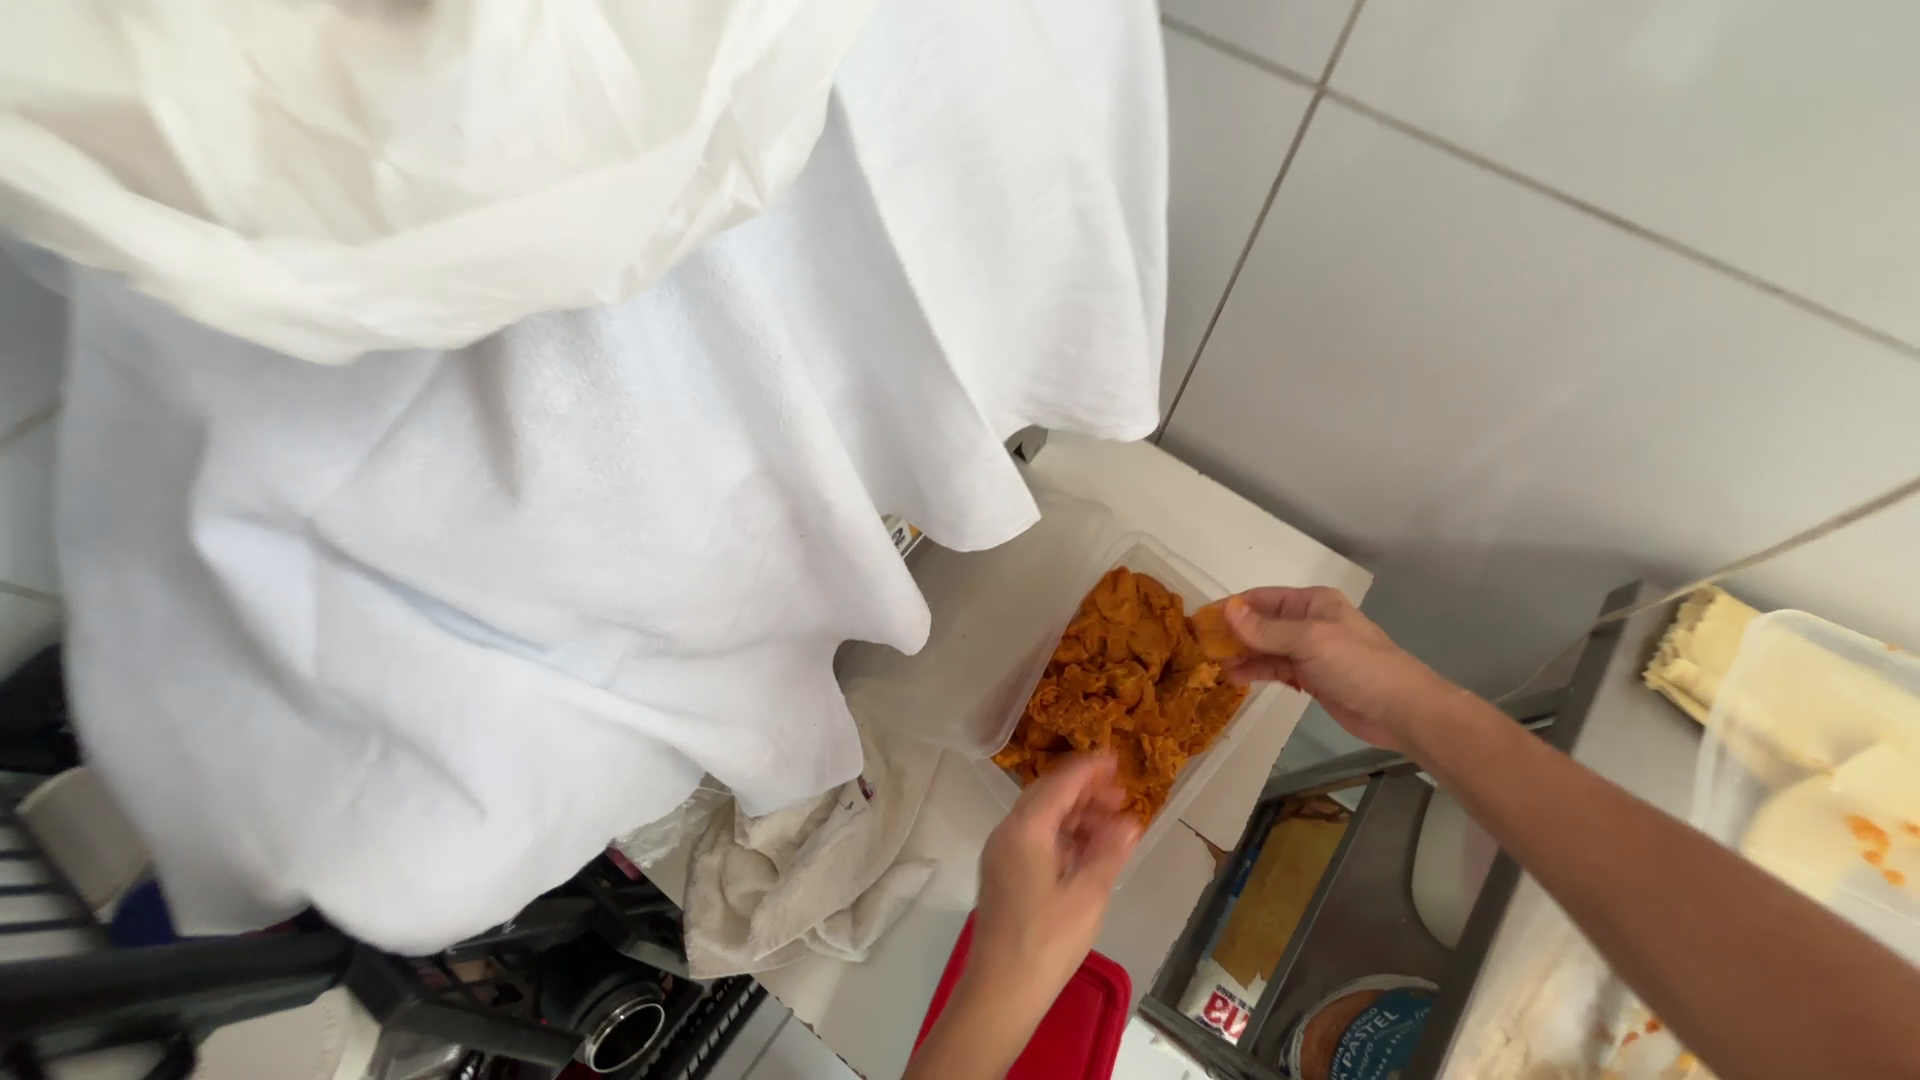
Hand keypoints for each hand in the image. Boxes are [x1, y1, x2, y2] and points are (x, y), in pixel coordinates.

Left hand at [973, 753, 1140, 1000]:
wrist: (1001, 990)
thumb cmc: (1047, 941)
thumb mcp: (1088, 896)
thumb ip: (1109, 852)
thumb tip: (1130, 821)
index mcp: (1025, 830)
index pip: (1059, 784)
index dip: (1089, 768)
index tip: (1115, 758)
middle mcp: (1007, 833)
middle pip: (1048, 797)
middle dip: (1085, 791)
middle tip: (1120, 793)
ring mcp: (1001, 854)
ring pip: (1041, 819)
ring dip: (1076, 815)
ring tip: (1112, 823)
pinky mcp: (1003, 874)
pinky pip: (1035, 839)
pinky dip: (1063, 836)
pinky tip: (1088, 850)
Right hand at [1221, 586, 1454, 752]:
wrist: (1401, 710)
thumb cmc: (1357, 665)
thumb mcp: (1308, 641)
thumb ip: (1265, 629)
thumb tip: (1227, 610)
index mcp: (1312, 603)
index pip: (1261, 598)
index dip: (1231, 608)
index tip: (1200, 621)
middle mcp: (1309, 622)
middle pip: (1261, 623)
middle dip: (1232, 633)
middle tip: (1201, 647)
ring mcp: (1310, 651)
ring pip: (1266, 647)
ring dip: (1241, 654)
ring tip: (1212, 664)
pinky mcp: (1312, 677)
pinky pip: (1276, 668)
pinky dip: (1255, 671)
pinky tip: (1234, 677)